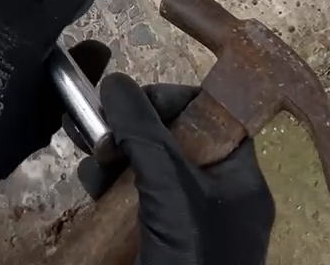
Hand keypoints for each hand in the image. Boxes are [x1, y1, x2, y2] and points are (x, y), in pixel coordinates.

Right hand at [77, 70, 274, 264]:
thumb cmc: (191, 260)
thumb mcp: (169, 186)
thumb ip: (143, 130)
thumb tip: (114, 82)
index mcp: (239, 179)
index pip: (209, 113)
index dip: (168, 99)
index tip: (130, 105)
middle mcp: (215, 194)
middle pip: (170, 134)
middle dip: (129, 126)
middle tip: (99, 132)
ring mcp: (185, 219)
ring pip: (144, 161)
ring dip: (111, 152)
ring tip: (90, 161)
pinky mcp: (155, 238)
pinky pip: (130, 193)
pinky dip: (107, 182)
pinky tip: (90, 187)